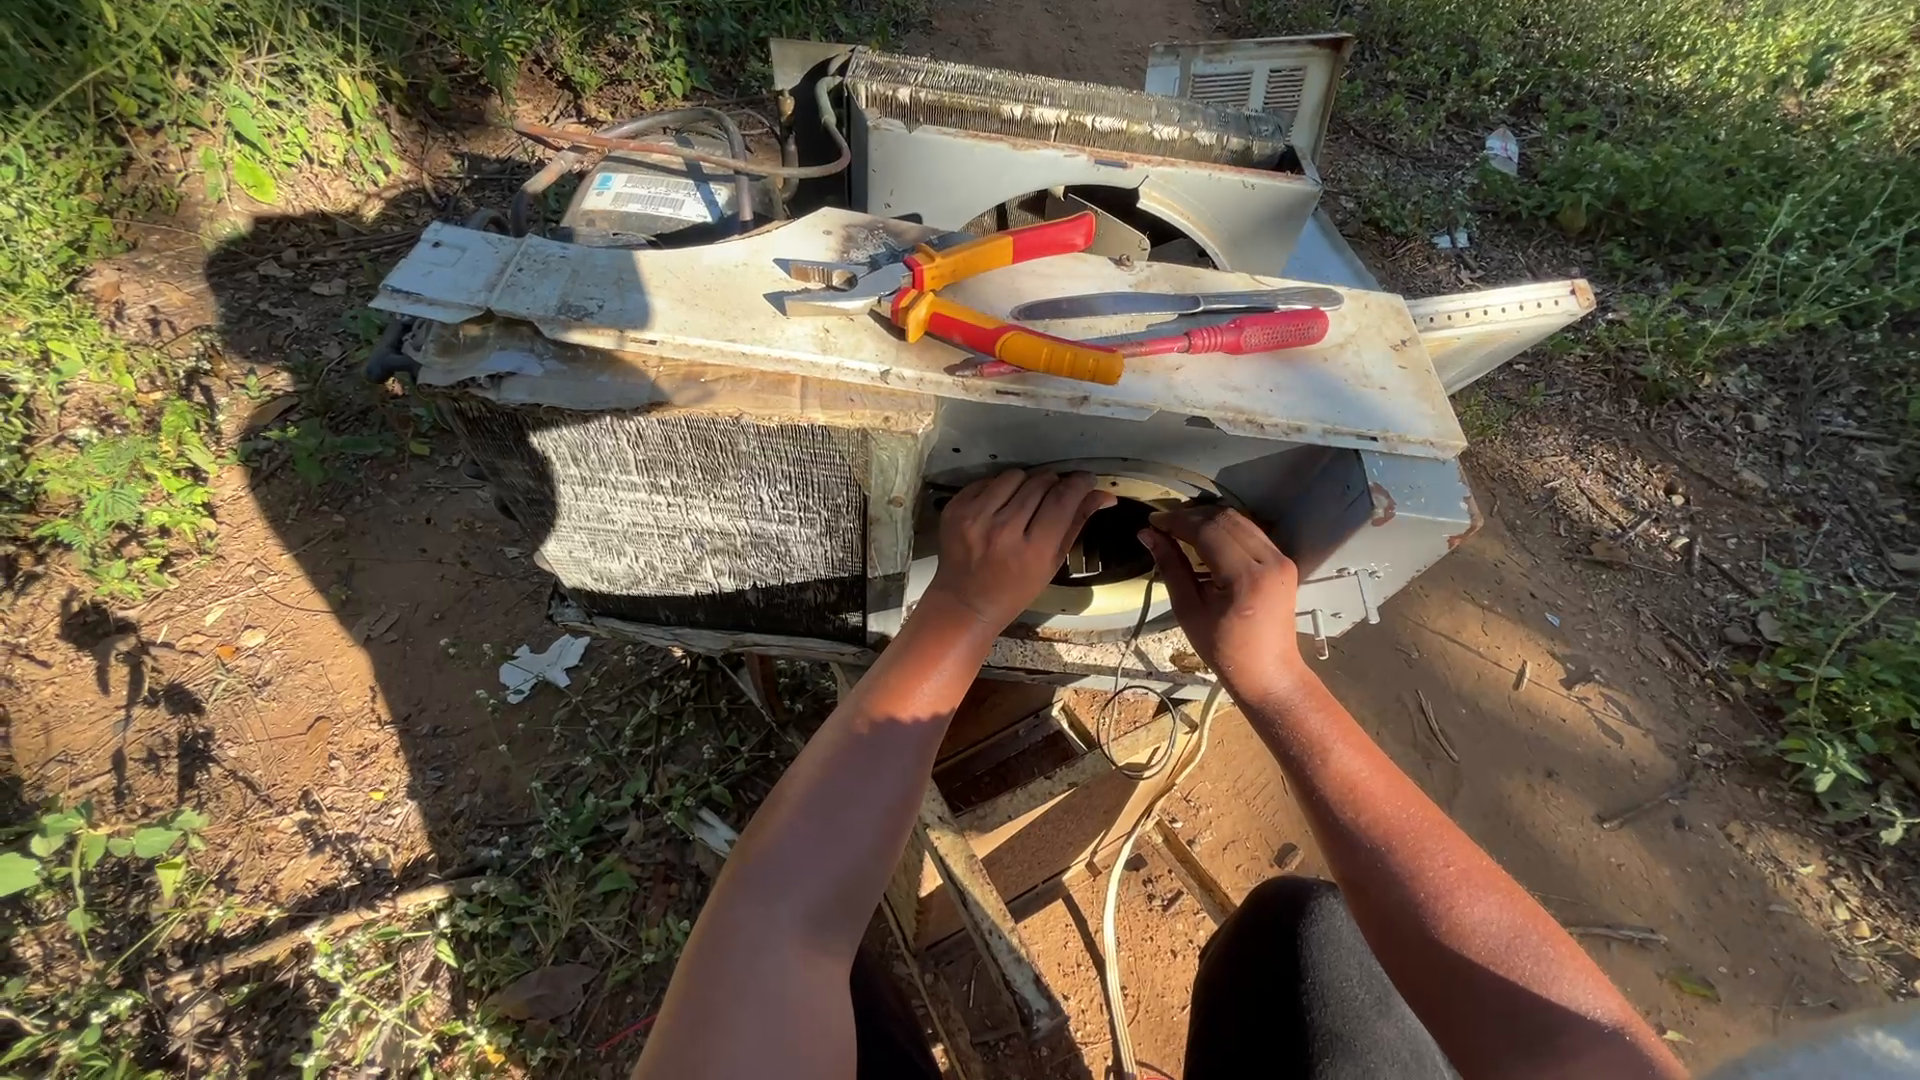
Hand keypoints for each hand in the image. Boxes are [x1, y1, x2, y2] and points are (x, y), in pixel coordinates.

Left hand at [924, 469, 1115, 631]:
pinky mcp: (956, 509)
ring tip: (1026, 500)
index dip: (1079, 483)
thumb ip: (1076, 524)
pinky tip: (1001, 506)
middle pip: (1040, 483)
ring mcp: (975, 517)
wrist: (965, 602)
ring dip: (1026, 483)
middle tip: (1055, 494)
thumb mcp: (1052, 563)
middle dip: (1054, 483)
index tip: (1086, 479)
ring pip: (1014, 476)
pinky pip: (987, 481)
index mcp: (1033, 549)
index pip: (1063, 499)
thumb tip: (1103, 494)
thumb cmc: (1014, 589)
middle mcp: (1003, 529)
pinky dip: (999, 489)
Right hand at [1138, 505, 1309, 704]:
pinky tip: (1205, 538)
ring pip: (1239, 520)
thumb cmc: (1223, 648)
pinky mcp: (1284, 561)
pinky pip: (1250, 532)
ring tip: (1180, 529)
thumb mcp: (1188, 609)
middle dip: (1190, 516)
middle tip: (1163, 525)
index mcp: (1245, 577)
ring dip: (1207, 519)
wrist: (1268, 671)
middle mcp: (1270, 560)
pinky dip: (1225, 528)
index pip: (1208, 531)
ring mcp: (1281, 559)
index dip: (1177, 521)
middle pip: (1225, 519)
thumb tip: (1148, 535)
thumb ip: (1170, 566)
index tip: (1153, 521)